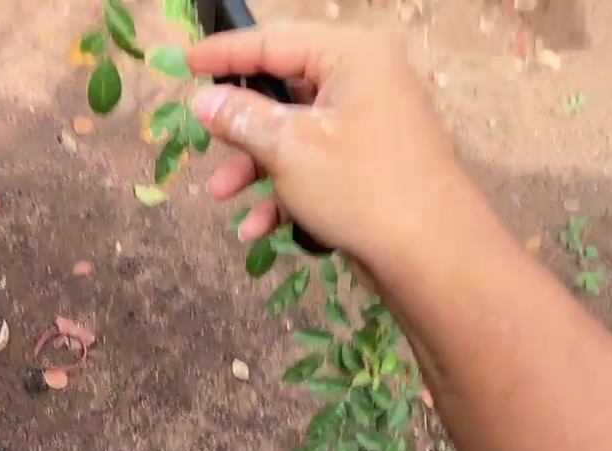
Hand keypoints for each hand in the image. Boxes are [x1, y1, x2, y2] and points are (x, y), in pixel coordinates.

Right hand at [186, 24, 473, 267]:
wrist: (425, 249)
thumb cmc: (358, 186)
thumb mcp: (289, 149)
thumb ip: (242, 119)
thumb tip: (204, 101)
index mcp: (352, 56)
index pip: (276, 40)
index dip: (227, 52)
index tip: (186, 63)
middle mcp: (363, 80)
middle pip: (284, 92)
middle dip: (240, 127)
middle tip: (205, 141)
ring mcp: (366, 123)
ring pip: (293, 136)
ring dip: (254, 168)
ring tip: (222, 195)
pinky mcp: (364, 164)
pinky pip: (311, 167)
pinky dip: (282, 193)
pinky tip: (259, 228)